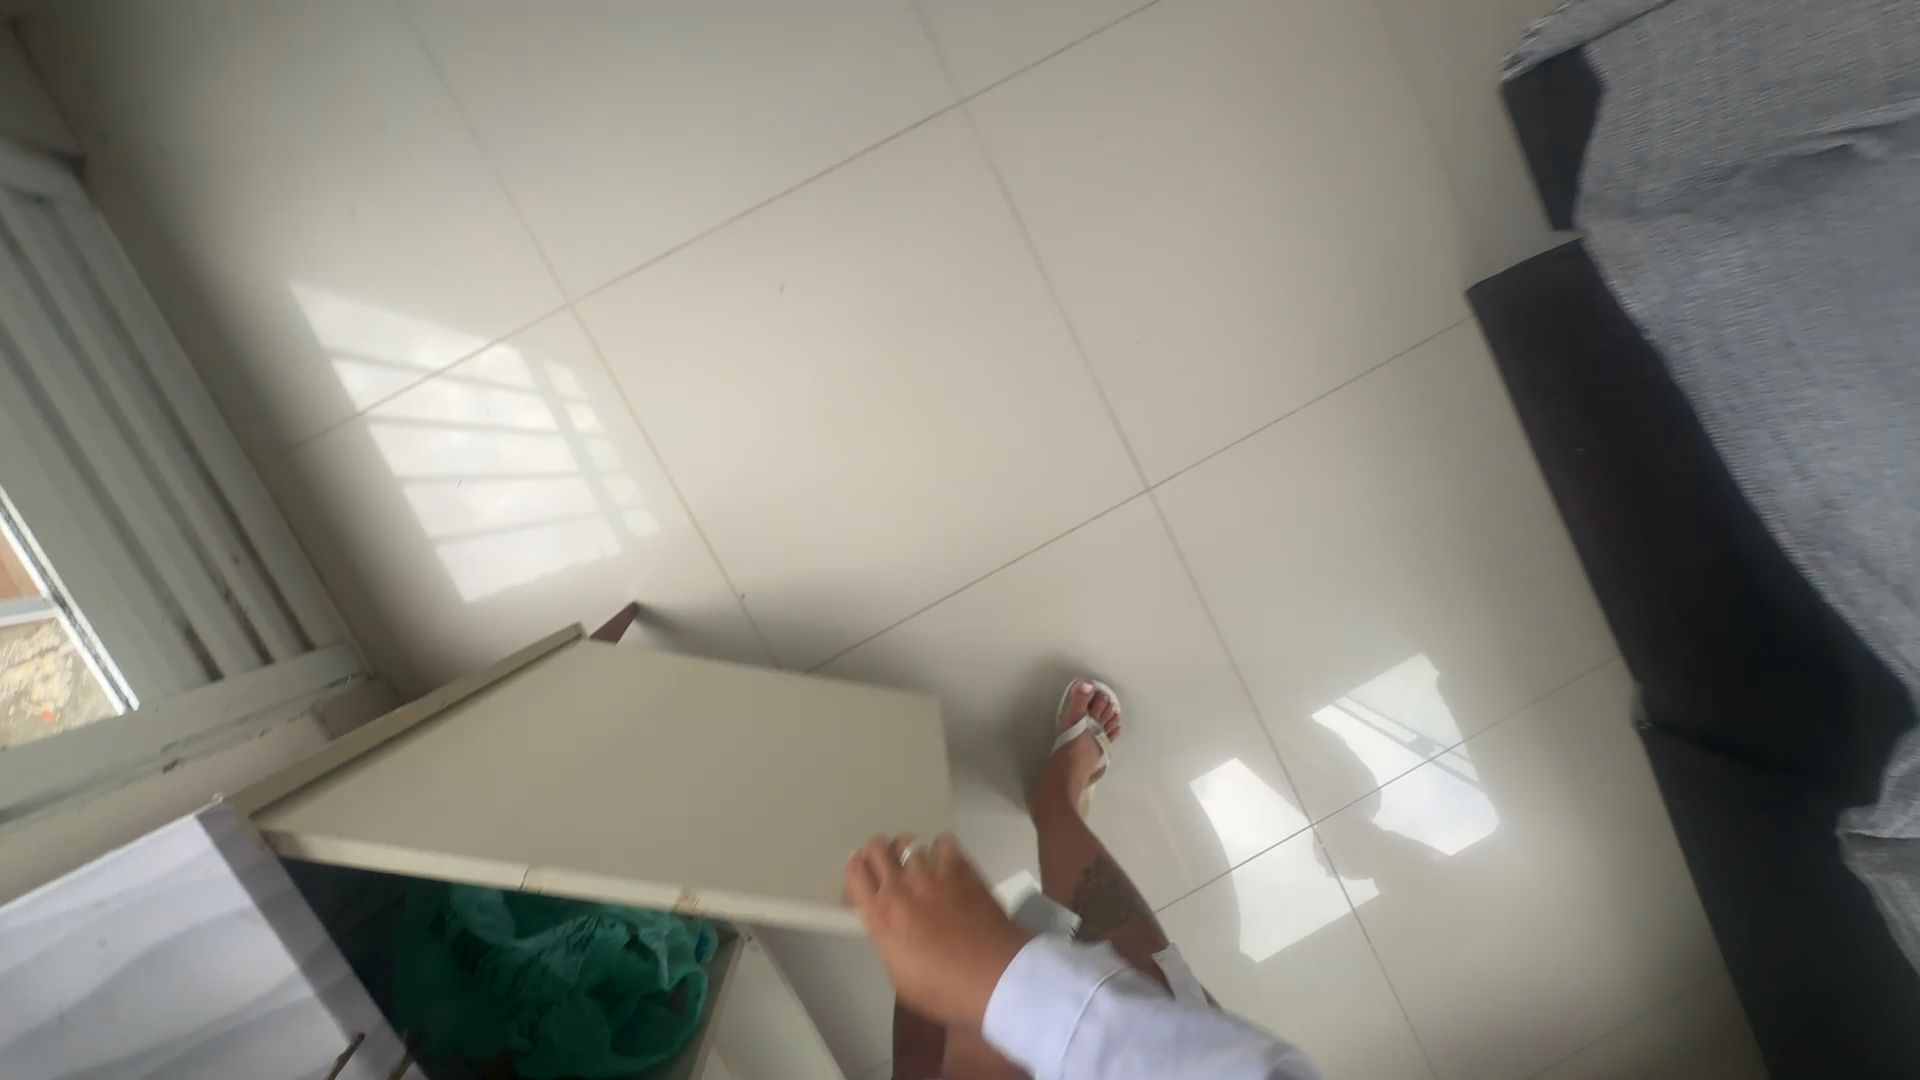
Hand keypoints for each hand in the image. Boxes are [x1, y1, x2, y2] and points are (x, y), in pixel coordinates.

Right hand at [845, 833, 1035, 1030]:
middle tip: (887, 867)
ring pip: (907, 841)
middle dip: (878, 853)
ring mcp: (931, 872)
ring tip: (918, 867)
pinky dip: (940, 851)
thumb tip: (890, 924)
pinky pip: (942, 843)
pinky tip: (946, 865)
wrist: (993, 974)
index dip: (856, 869)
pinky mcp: (959, 866)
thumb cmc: (943, 988)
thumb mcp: (899, 974)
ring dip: (908, 853)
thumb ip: (888, 939)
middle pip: (876, 847)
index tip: (863, 879)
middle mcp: (900, 886)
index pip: (855, 871)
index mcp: (881, 916)